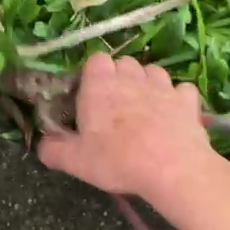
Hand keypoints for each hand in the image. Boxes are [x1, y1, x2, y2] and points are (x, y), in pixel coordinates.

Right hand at [38, 53, 213, 198]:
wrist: (172, 168)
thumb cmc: (117, 160)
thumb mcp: (76, 161)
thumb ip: (54, 150)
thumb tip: (41, 145)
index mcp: (100, 85)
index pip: (96, 60)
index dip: (94, 75)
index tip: (91, 95)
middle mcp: (131, 77)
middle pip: (124, 63)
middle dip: (120, 77)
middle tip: (115, 106)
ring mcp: (163, 86)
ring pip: (153, 72)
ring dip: (147, 84)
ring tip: (144, 108)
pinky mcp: (188, 100)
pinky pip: (181, 90)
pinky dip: (177, 98)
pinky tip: (173, 115)